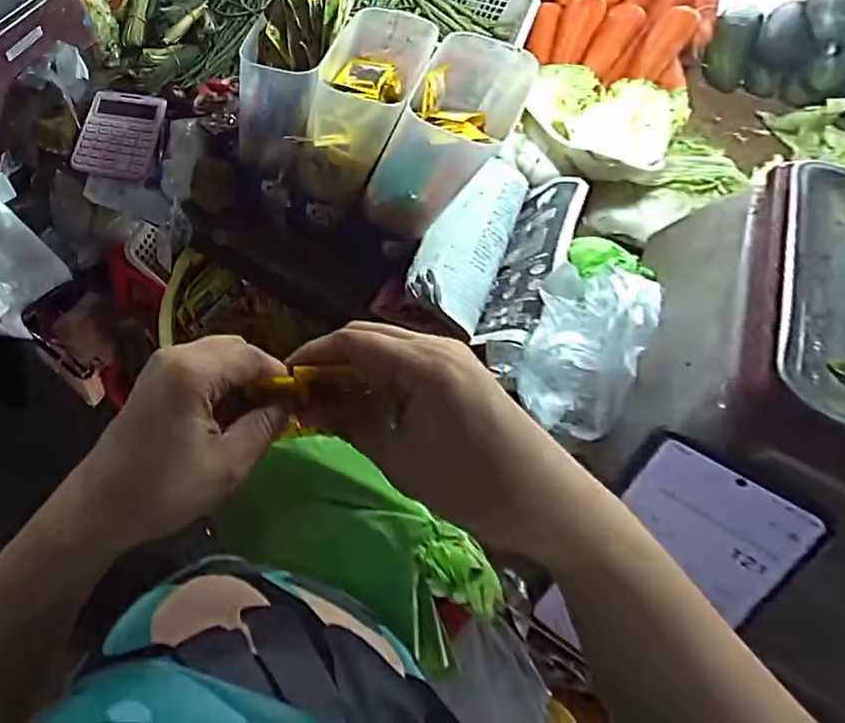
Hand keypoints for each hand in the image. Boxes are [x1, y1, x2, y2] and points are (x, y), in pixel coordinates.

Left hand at [51, 337, 288, 554]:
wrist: (103, 502)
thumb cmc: (166, 487)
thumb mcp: (227, 464)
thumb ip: (262, 427)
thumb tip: (287, 404)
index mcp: (192, 369)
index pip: (249, 354)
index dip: (279, 373)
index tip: (302, 400)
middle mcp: (174, 354)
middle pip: (231, 347)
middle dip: (258, 372)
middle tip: (281, 409)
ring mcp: (159, 364)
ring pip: (213, 355)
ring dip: (238, 377)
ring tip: (257, 414)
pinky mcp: (153, 378)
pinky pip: (196, 367)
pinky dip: (217, 382)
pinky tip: (227, 414)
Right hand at [288, 323, 616, 567]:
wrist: (559, 510)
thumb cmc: (475, 487)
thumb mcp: (400, 459)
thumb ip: (350, 424)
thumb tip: (308, 406)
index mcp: (423, 363)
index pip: (351, 339)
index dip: (312, 353)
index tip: (286, 376)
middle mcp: (437, 346)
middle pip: (367, 333)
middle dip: (330, 355)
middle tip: (305, 387)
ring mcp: (454, 355)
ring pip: (386, 342)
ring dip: (355, 361)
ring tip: (332, 394)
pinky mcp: (463, 370)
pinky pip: (407, 356)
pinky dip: (379, 369)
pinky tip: (371, 397)